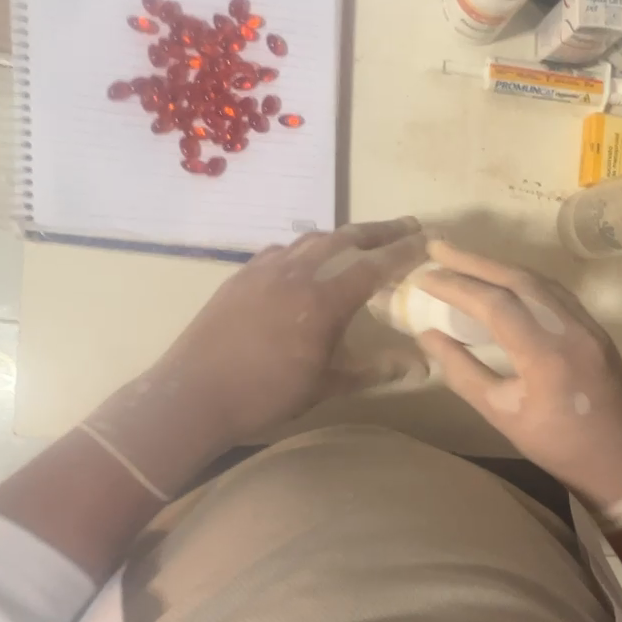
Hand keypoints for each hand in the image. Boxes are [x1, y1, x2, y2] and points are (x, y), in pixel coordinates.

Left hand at [85, 218, 427, 495]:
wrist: (193, 395)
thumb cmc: (267, 394)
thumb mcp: (328, 386)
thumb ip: (375, 369)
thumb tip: (420, 364)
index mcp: (323, 301)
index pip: (375, 266)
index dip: (405, 252)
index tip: (428, 240)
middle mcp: (296, 274)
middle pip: (346, 239)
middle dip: (380, 231)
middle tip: (406, 226)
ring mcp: (265, 270)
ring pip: (312, 239)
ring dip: (343, 235)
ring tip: (362, 239)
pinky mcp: (241, 276)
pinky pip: (283, 251)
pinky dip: (307, 248)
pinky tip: (308, 259)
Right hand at [415, 240, 621, 529]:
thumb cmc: (557, 447)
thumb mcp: (502, 414)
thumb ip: (462, 371)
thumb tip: (428, 335)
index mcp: (546, 354)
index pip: (494, 303)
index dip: (455, 285)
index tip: (423, 277)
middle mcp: (571, 328)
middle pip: (519, 280)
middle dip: (475, 261)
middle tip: (437, 247)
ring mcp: (589, 326)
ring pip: (541, 282)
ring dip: (501, 267)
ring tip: (464, 261)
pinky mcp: (597, 330)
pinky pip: (558, 294)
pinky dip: (526, 282)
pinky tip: (505, 283)